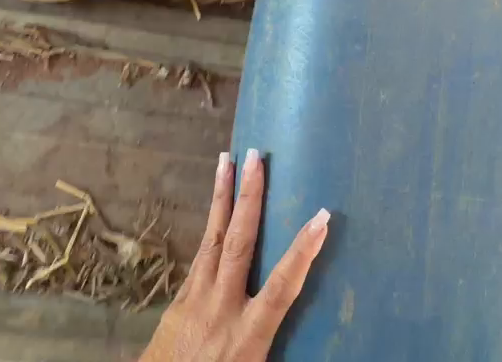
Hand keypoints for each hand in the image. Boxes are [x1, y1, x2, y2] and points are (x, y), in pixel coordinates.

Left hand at [140, 148, 329, 361]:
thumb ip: (271, 343)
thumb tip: (305, 328)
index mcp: (246, 336)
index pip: (282, 287)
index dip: (302, 252)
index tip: (322, 216)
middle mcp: (221, 309)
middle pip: (240, 245)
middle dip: (250, 199)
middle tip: (257, 157)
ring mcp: (195, 300)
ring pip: (214, 239)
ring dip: (223, 197)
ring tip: (228, 160)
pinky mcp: (179, 299)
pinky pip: (201, 253)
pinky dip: (212, 225)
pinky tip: (217, 206)